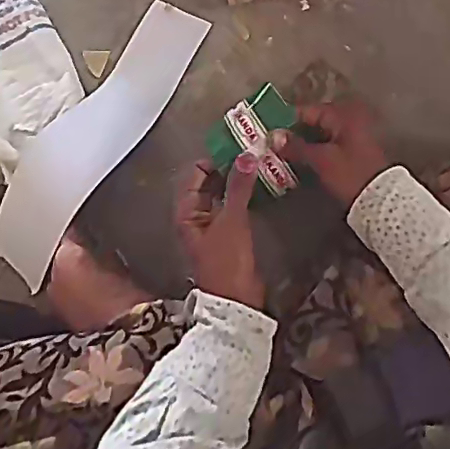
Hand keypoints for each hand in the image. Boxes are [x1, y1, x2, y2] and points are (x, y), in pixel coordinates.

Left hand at [174, 154, 264, 308]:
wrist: (237, 300)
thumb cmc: (226, 260)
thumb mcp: (232, 220)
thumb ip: (239, 186)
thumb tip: (247, 154)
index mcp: (186, 212)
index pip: (196, 174)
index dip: (215, 159)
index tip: (238, 148)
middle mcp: (197, 215)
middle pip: (211, 182)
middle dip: (230, 167)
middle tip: (254, 152)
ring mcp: (214, 224)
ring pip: (224, 193)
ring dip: (239, 180)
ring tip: (261, 164)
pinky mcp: (230, 232)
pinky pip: (235, 205)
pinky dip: (245, 194)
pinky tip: (262, 185)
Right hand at [271, 102, 390, 208]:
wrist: (381, 199)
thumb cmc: (351, 174)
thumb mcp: (322, 160)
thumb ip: (296, 147)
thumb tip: (273, 136)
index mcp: (342, 115)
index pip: (307, 110)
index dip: (286, 119)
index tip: (266, 128)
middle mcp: (348, 119)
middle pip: (313, 122)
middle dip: (292, 132)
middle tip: (269, 142)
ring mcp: (352, 136)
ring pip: (319, 135)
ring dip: (302, 143)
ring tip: (278, 153)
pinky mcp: (353, 152)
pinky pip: (327, 145)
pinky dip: (313, 151)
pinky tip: (297, 161)